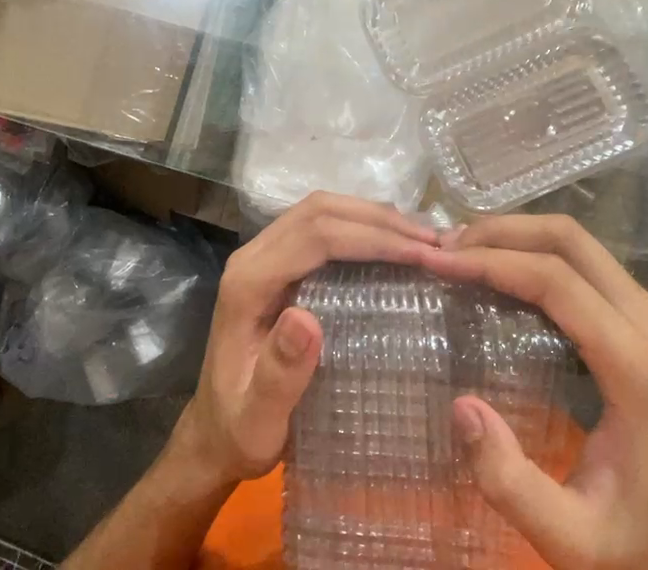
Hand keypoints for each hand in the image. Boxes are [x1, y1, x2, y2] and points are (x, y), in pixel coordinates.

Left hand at [174, 192, 440, 487]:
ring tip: (424, 241)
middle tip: (434, 243)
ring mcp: (263, 257)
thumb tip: (307, 318)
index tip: (423, 254)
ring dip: (372, 219)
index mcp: (247, 284)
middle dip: (379, 219)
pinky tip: (394, 247)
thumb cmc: (240, 432)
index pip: (315, 236)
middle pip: (318, 211)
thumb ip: (279, 374)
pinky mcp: (277, 266)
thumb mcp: (259, 420)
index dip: (371, 237)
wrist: (213, 435)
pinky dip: (360, 229)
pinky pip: (321, 229)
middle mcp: (251, 258)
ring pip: (320, 212)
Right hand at [423, 216, 647, 569]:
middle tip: (442, 250)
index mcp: (636, 370)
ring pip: (578, 243)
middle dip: (499, 232)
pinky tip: (497, 272)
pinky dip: (534, 253)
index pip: (556, 283)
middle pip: (569, 241)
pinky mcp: (642, 321)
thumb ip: (510, 483)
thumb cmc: (645, 541)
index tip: (437, 264)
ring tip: (460, 255)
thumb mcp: (572, 539)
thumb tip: (460, 406)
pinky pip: (584, 263)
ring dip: (515, 238)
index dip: (491, 262)